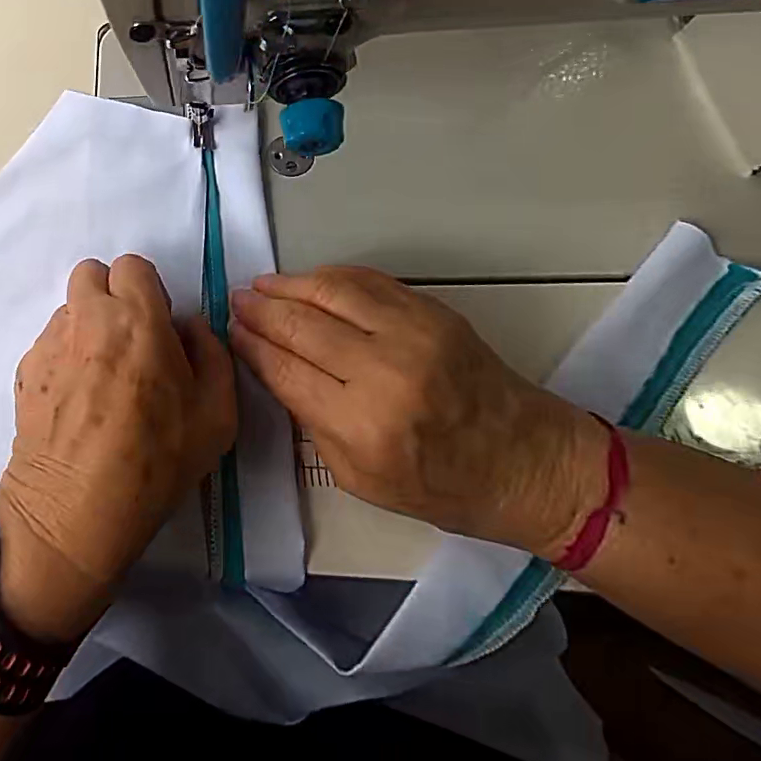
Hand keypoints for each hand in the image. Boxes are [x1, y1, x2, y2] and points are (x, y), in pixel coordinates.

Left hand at [0, 255, 236, 640]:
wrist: (73, 506)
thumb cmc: (154, 462)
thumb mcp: (217, 415)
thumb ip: (211, 352)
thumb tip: (186, 325)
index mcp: (136, 320)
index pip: (133, 265)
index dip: (147, 291)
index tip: (155, 325)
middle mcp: (87, 318)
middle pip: (92, 273)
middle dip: (111, 295)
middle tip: (127, 339)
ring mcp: (49, 340)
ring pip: (69, 309)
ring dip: (86, 325)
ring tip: (99, 376)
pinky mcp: (24, 365)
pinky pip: (50, 342)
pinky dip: (64, 355)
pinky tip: (74, 399)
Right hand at [228, 267, 608, 557]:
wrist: (531, 465)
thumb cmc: (439, 484)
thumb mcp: (355, 474)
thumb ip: (308, 418)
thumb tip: (270, 363)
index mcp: (361, 424)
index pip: (283, 368)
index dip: (249, 345)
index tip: (230, 332)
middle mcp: (385, 372)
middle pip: (299, 325)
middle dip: (258, 311)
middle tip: (235, 302)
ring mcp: (414, 335)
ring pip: (329, 291)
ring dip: (286, 285)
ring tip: (260, 286)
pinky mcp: (435, 313)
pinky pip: (367, 281)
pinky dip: (328, 276)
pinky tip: (305, 282)